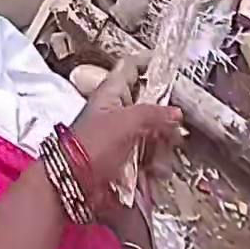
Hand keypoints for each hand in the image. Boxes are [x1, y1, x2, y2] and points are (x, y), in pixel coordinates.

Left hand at [68, 59, 182, 191]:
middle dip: (164, 123)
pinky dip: (154, 170)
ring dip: (160, 152)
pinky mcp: (127, 161)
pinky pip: (150, 161)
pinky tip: (151, 178)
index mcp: (112, 93)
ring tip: (155, 165)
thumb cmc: (91, 146)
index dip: (150, 64)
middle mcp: (119, 112)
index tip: (172, 69)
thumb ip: (152, 114)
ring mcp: (123, 137)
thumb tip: (176, 112)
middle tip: (173, 134)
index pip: (132, 68)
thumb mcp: (124, 123)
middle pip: (151, 107)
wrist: (72, 184)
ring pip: (154, 136)